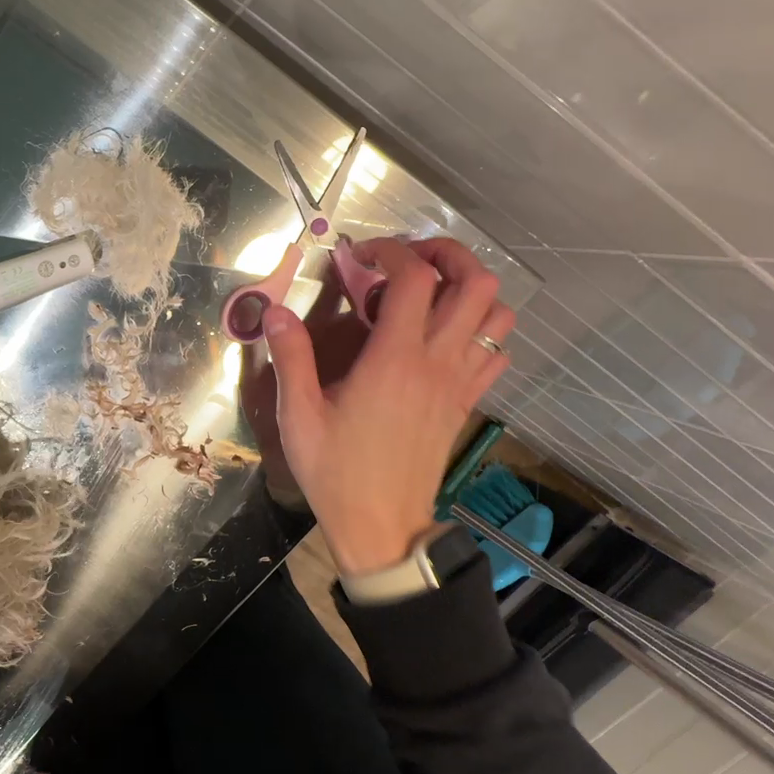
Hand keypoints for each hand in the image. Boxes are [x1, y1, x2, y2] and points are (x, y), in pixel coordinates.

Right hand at [257, 237, 512, 575]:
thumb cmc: (334, 471)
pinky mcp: (467, 401)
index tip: (362, 253)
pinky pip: (498, 350)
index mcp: (394, 359)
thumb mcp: (298, 415)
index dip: (391, 251)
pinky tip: (448, 336)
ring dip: (471, 288)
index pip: (413, 278)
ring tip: (431, 293)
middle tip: (407, 260)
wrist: (380, 523)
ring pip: (497, 312)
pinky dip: (483, 328)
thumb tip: (275, 312)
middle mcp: (438, 361)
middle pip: (475, 281)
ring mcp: (460, 381)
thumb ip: (290, 358)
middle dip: (445, 254)